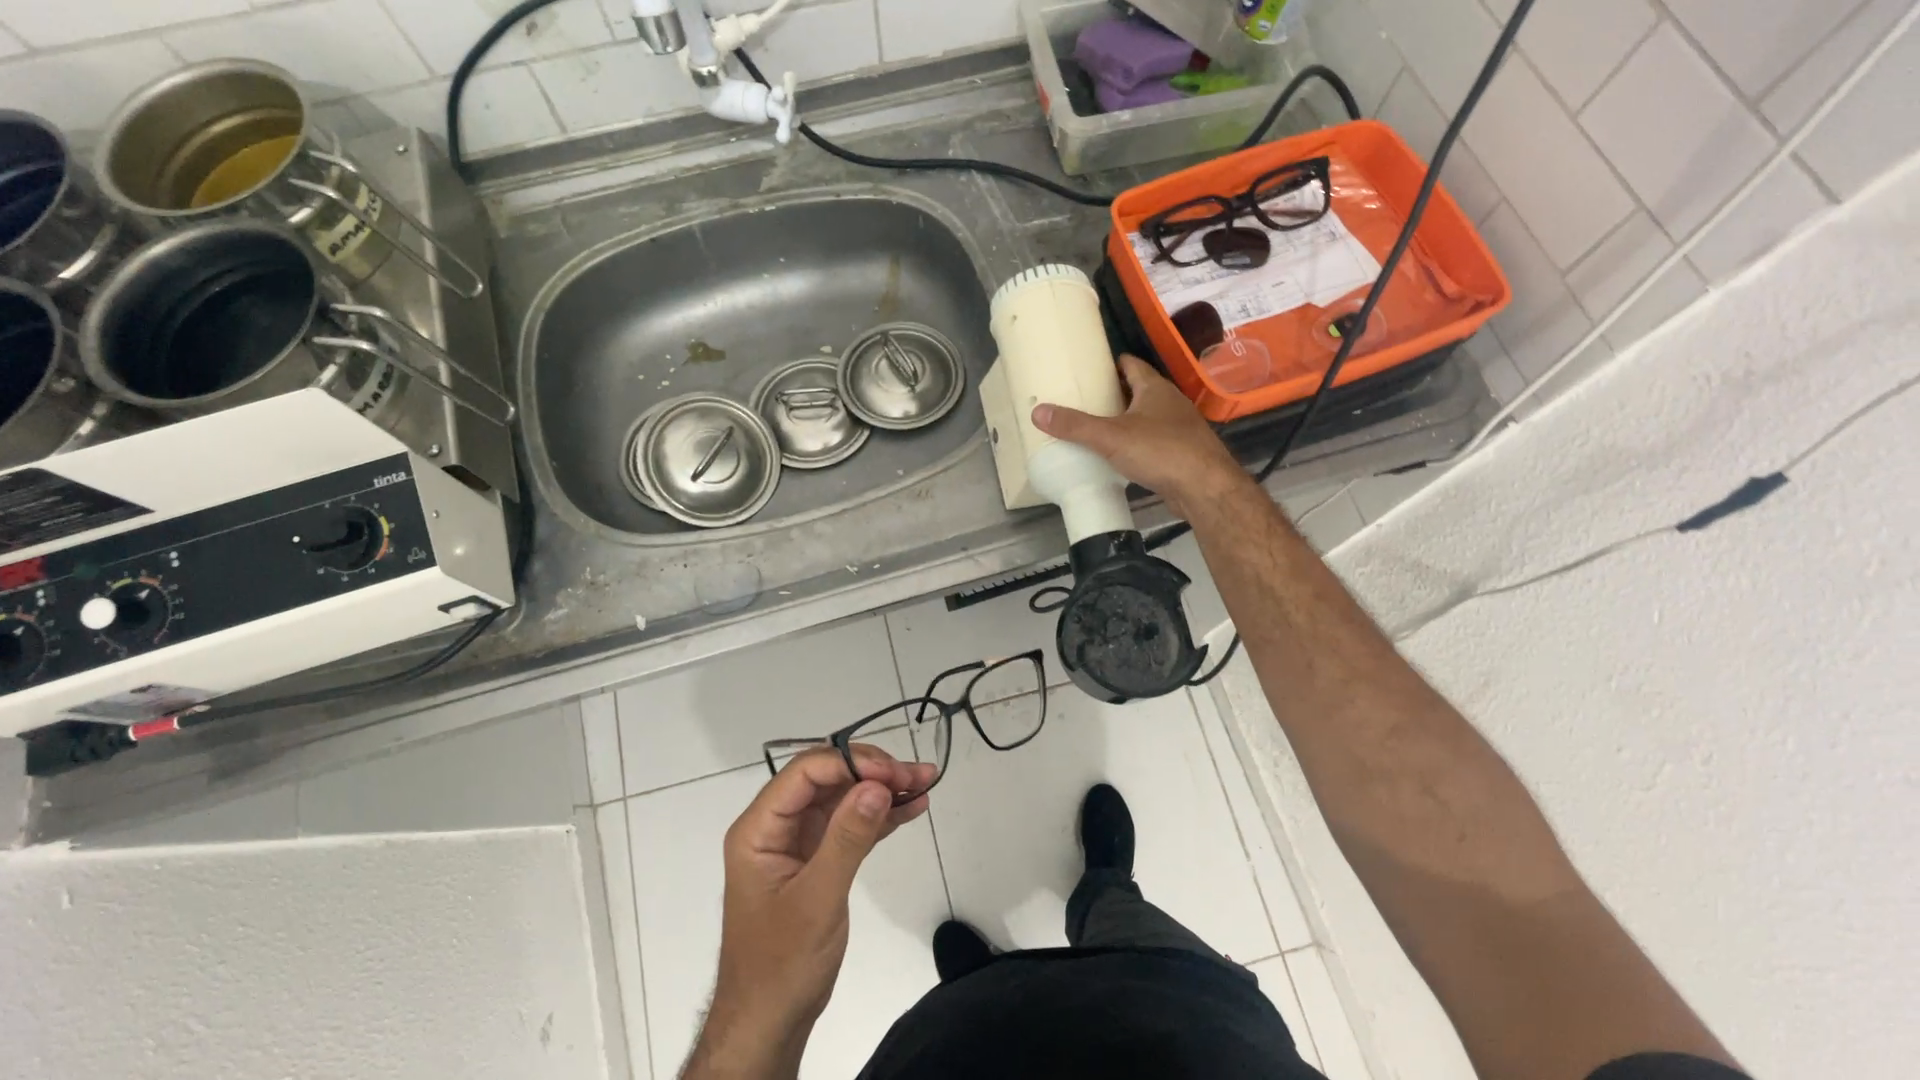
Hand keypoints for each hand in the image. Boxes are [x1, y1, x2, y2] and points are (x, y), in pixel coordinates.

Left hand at [685, 746, 933, 1078]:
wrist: (770, 1019)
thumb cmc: (782, 961)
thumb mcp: (817, 898)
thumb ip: (846, 838)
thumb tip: (877, 786)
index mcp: (760, 829)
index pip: (805, 773)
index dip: (850, 763)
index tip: (893, 773)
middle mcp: (777, 827)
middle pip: (826, 779)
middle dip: (873, 771)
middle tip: (919, 775)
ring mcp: (798, 843)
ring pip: (843, 799)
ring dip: (883, 789)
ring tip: (926, 781)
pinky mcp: (819, 860)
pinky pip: (851, 826)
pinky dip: (881, 816)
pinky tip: (913, 808)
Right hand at [1032, 354, 1247, 519]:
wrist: (1205, 487)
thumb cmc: (1160, 450)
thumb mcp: (1110, 437)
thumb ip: (1075, 425)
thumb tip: (1037, 411)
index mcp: (1154, 388)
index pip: (1131, 364)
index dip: (1111, 363)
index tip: (1090, 367)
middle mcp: (1169, 402)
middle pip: (1138, 390)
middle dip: (1114, 392)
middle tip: (1085, 398)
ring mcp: (1179, 427)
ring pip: (1147, 416)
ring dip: (1126, 419)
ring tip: (1097, 426)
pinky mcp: (1182, 452)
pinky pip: (1153, 440)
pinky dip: (1137, 442)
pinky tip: (1120, 454)